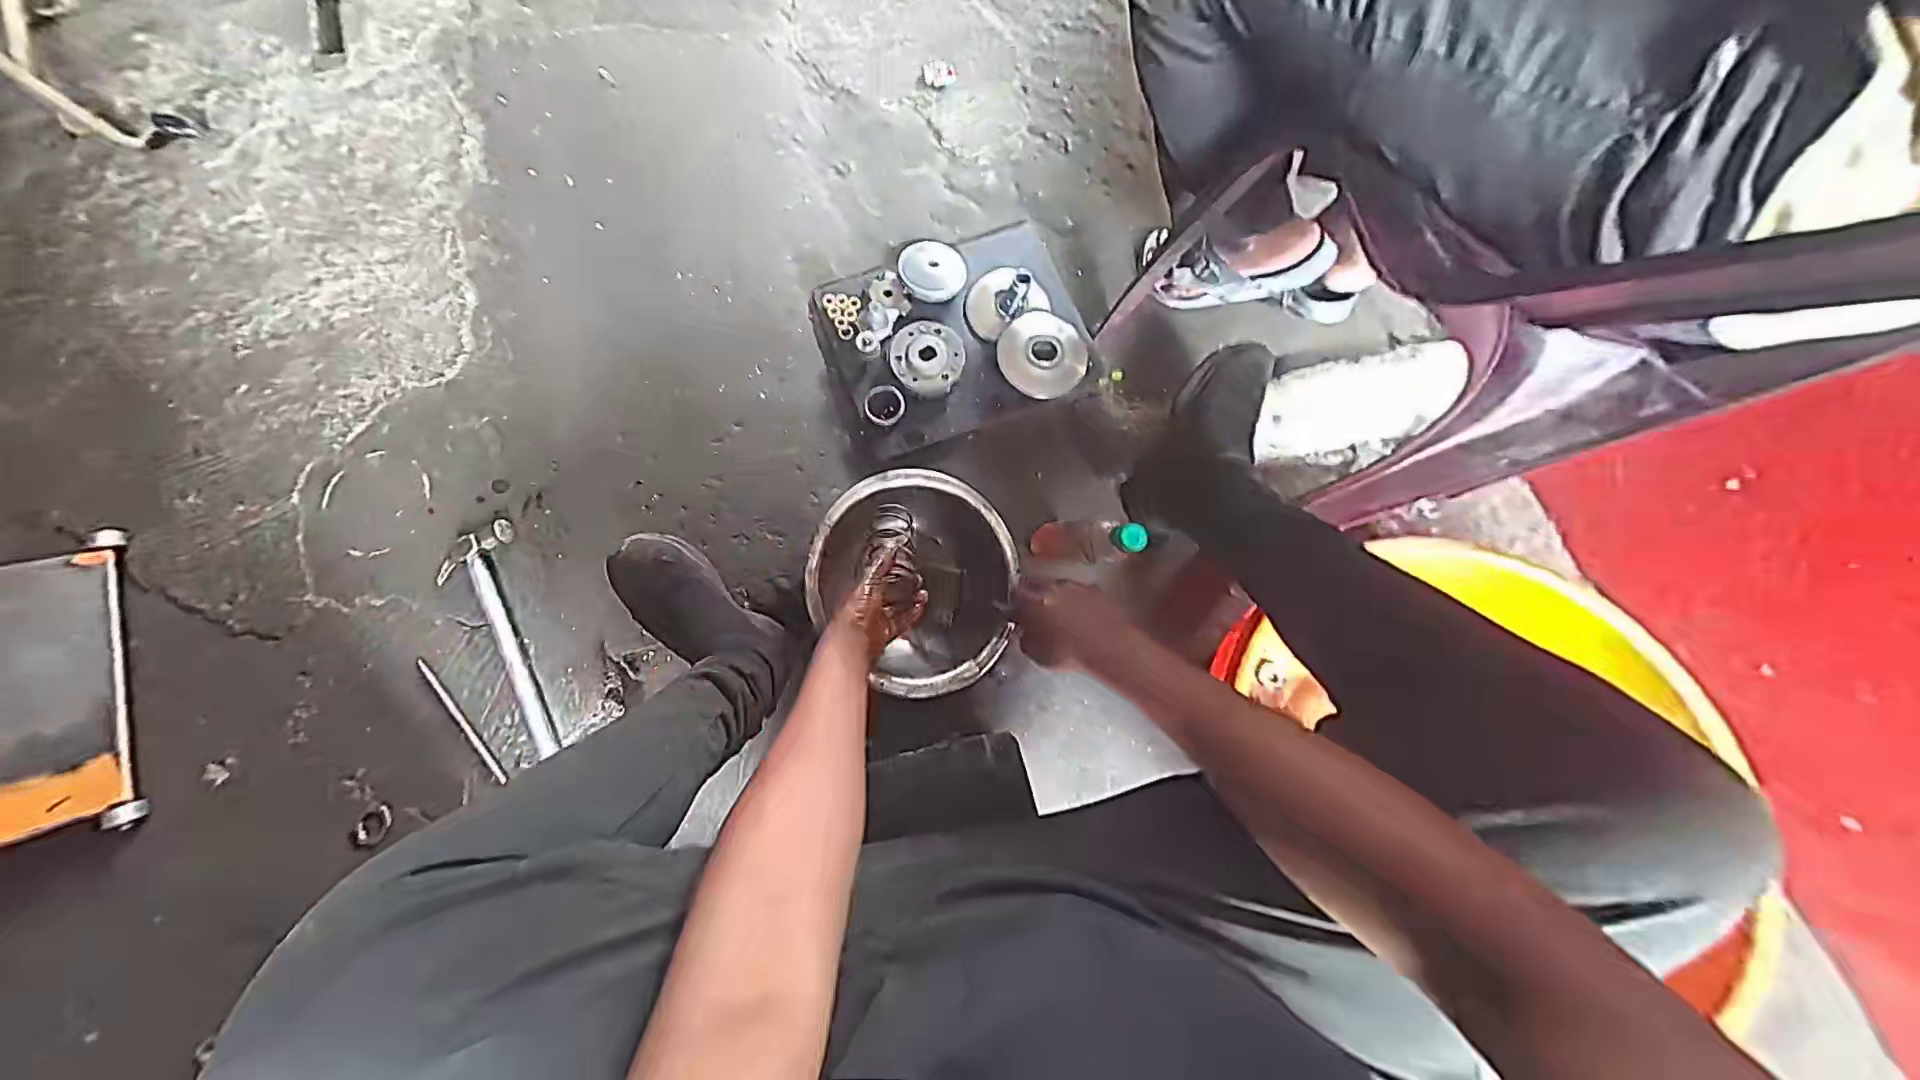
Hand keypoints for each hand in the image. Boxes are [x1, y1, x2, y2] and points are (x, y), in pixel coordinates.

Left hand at [836, 538, 928, 660]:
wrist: (854, 641)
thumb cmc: (852, 614)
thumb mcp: (867, 584)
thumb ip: (878, 569)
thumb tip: (887, 552)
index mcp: (858, 593)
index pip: (874, 576)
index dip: (886, 568)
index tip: (897, 559)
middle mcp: (867, 607)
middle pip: (887, 594)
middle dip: (900, 586)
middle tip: (913, 577)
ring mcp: (878, 621)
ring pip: (897, 608)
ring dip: (910, 600)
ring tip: (922, 592)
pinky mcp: (887, 632)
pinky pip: (904, 620)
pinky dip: (914, 613)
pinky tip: (921, 605)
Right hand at [1012, 576, 1129, 669]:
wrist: (1110, 649)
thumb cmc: (1071, 651)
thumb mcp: (1036, 653)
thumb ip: (1025, 639)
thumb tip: (1024, 635)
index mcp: (1033, 598)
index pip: (1015, 594)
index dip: (1015, 605)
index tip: (1016, 613)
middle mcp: (1054, 587)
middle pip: (1039, 587)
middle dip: (1036, 600)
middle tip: (1038, 618)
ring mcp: (1077, 587)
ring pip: (1061, 589)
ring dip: (1059, 600)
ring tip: (1063, 622)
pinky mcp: (1098, 593)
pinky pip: (1082, 595)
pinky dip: (1079, 604)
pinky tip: (1082, 621)